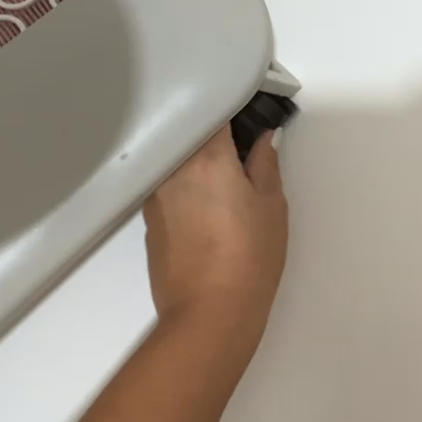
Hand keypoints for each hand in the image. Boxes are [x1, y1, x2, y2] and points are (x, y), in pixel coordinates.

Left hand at [143, 126, 287, 349]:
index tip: (250, 111)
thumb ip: (265, 163)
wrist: (210, 314)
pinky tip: (208, 205)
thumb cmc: (249, 257)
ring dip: (199, 160)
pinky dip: (187, 184)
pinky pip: (169, 187)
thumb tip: (262, 139)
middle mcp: (173, 170)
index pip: (215, 114)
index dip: (234, 108)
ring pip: (178, 162)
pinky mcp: (149, 222)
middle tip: (244, 144)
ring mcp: (156, 196)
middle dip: (216, 133)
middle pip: (191, 136)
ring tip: (227, 176)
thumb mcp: (271, 204)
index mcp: (207, 158)